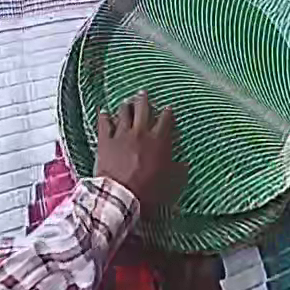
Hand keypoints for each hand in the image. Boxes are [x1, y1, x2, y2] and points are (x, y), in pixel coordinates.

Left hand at [93, 92, 186, 211]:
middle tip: (143, 93)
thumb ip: (179, 170)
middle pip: (143, 109)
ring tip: (126, 101)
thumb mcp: (170, 182)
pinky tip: (103, 112)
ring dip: (126, 106)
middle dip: (144, 100)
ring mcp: (122, 135)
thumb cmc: (148, 191)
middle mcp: (140, 133)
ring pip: (124, 113)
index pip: (165, 121)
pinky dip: (104, 117)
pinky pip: (104, 124)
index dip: (167, 113)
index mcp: (158, 141)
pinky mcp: (106, 141)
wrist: (120, 196)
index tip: (167, 108)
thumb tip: (185, 163)